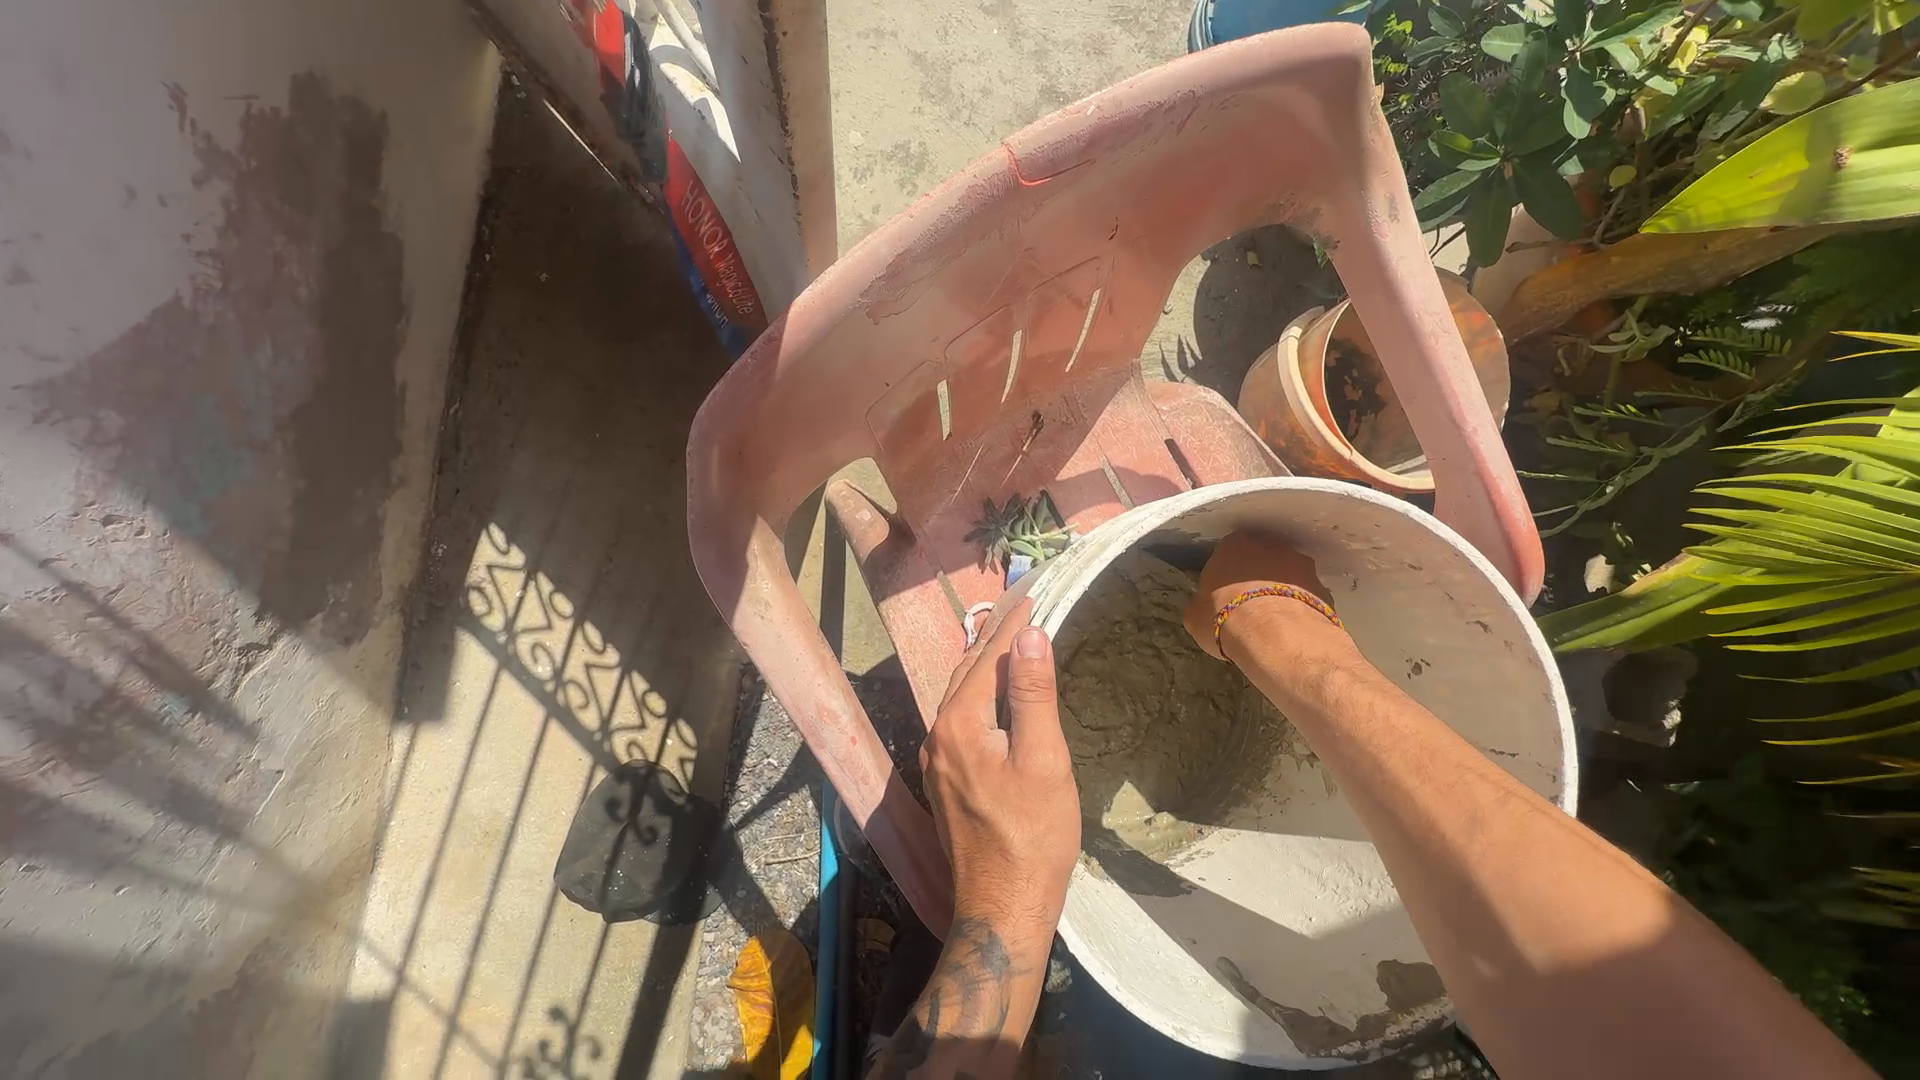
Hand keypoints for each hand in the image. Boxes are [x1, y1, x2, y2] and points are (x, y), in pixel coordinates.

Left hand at [922, 597, 1080, 940]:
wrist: (1001, 908)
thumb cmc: (1033, 836)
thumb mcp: (1043, 761)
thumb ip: (1033, 696)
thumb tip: (1030, 636)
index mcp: (960, 725)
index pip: (988, 658)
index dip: (1012, 625)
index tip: (1033, 593)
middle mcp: (938, 736)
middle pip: (967, 673)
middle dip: (994, 639)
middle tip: (1021, 608)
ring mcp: (937, 761)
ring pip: (960, 697)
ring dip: (985, 667)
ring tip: (1009, 643)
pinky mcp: (946, 782)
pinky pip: (961, 722)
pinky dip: (980, 697)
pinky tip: (994, 699)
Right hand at [1182, 531, 1334, 658]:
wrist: (1277, 636)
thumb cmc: (1225, 617)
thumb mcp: (1195, 615)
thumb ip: (1201, 602)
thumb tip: (1204, 605)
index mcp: (1234, 544)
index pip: (1226, 554)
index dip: (1225, 576)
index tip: (1222, 595)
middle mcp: (1270, 546)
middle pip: (1261, 560)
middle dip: (1256, 578)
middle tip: (1248, 606)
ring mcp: (1302, 565)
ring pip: (1287, 576)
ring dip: (1280, 591)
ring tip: (1273, 621)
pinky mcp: (1324, 588)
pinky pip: (1307, 597)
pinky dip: (1300, 608)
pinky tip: (1291, 629)